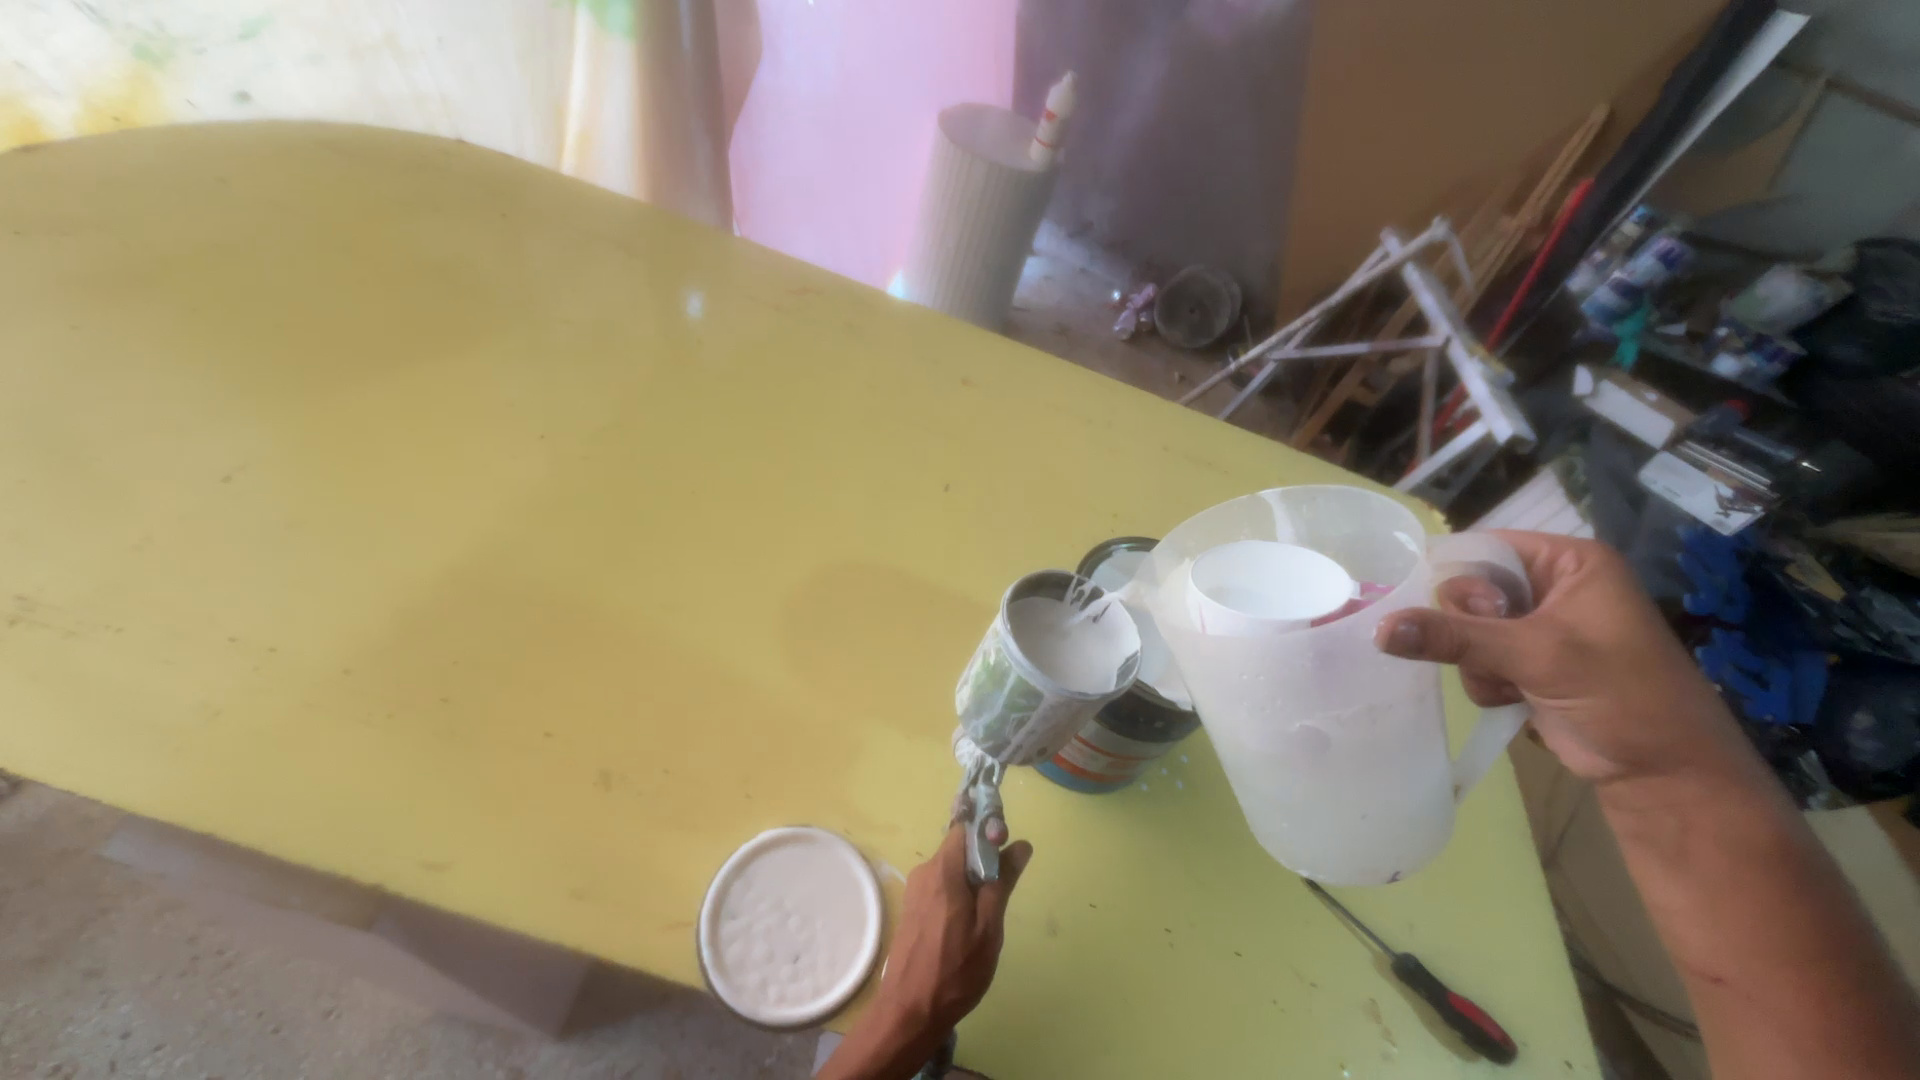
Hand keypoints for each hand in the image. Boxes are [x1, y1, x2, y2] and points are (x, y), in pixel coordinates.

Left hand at [818, 826, 1030, 1079]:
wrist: (909, 1011)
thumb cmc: (956, 969)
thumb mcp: (989, 926)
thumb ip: (1002, 881)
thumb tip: (1019, 844)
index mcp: (943, 870)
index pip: (965, 827)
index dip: (988, 831)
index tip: (1006, 851)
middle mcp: (925, 872)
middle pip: (959, 848)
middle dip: (984, 861)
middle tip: (1001, 894)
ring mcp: (915, 891)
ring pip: (951, 870)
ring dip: (972, 882)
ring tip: (986, 919)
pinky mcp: (912, 909)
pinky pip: (940, 888)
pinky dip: (958, 896)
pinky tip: (966, 928)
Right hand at [1373, 531, 1749, 788]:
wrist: (1664, 775)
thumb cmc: (1621, 695)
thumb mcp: (1536, 655)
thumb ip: (1455, 637)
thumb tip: (1379, 628)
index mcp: (1568, 562)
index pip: (1483, 547)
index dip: (1456, 577)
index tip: (1453, 614)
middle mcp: (1550, 587)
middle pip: (1466, 591)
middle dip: (1469, 628)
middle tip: (1499, 652)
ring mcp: (1536, 628)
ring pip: (1462, 630)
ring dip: (1475, 662)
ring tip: (1515, 683)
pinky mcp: (1525, 664)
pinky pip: (1472, 659)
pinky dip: (1484, 681)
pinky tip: (1515, 699)